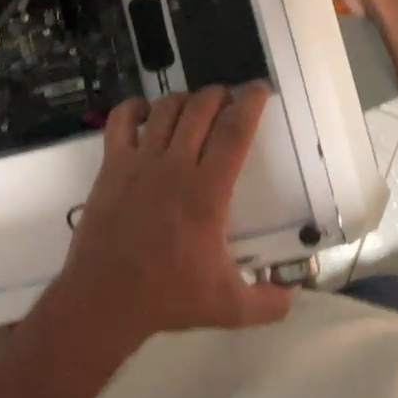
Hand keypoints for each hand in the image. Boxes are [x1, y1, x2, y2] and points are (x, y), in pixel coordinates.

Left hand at [54, 85, 292, 347]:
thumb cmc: (169, 297)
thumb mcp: (229, 307)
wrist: (105, 298)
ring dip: (186, 99)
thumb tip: (293, 295)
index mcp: (208, 191)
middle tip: (229, 101)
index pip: (235, 130)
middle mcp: (175, 166)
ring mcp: (140, 162)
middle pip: (202, 108)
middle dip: (220, 95)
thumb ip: (268, 304)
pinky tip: (147, 113)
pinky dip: (136, 107)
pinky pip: (122, 120)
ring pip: (166, 108)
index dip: (250, 102)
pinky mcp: (112, 166)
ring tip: (195, 107)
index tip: (259, 89)